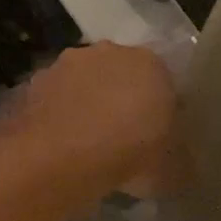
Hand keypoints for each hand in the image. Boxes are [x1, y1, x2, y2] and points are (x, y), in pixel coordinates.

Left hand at [1, 42, 184, 196]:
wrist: (61, 154)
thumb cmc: (130, 154)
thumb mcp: (175, 169)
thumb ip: (180, 155)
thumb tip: (177, 157)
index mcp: (150, 63)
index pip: (163, 80)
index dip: (161, 108)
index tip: (159, 136)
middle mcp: (110, 51)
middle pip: (122, 74)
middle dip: (123, 97)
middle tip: (126, 137)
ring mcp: (70, 60)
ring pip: (87, 80)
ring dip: (90, 101)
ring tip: (91, 142)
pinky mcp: (40, 76)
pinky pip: (60, 95)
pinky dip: (63, 112)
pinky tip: (65, 141)